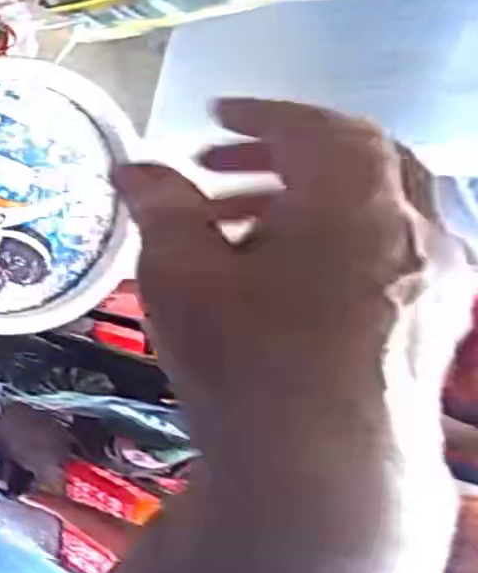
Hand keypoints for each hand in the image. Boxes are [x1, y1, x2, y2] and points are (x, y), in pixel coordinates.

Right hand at [113, 98, 474, 470]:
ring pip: (379, 206)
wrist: (320, 458)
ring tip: (225, 216)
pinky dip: (325, 230)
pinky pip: (384, 245)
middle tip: (212, 163)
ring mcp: (435, 281)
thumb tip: (136, 169)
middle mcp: (416, 238)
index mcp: (357, 215)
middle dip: (286, 151)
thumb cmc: (241, 352)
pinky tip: (267, 264)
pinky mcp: (426, 317)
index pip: (331, 132)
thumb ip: (162, 209)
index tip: (212, 115)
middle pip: (369, 163)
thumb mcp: (179, 271)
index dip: (268, 114)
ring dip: (301, 193)